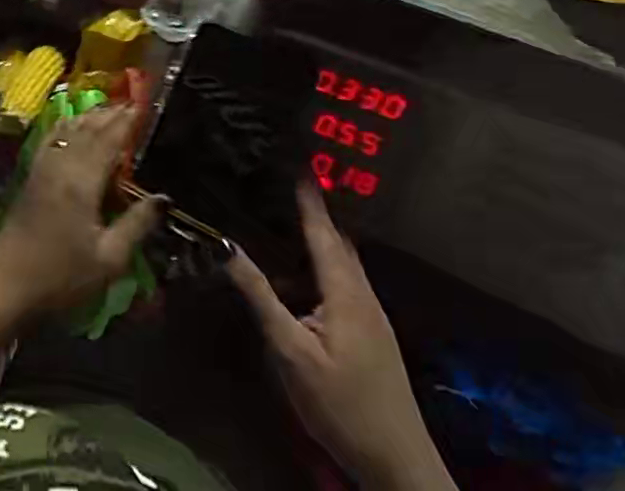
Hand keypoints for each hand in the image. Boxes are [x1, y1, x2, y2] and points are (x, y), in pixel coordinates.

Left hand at [0, 106, 160, 312]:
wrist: (10, 279)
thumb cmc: (64, 275)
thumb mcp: (110, 258)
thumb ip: (136, 224)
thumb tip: (163, 198)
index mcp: (81, 183)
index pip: (108, 142)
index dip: (126, 123)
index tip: (144, 107)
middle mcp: (60, 166)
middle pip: (87, 130)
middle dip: (110, 114)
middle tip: (133, 102)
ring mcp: (42, 168)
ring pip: (67, 131)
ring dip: (89, 117)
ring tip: (109, 108)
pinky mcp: (32, 175)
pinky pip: (50, 140)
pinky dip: (65, 126)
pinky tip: (72, 123)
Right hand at [226, 184, 455, 490]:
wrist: (398, 465)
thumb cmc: (340, 404)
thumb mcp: (291, 351)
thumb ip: (260, 296)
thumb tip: (226, 246)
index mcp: (347, 294)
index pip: (323, 233)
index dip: (309, 199)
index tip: (296, 164)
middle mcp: (363, 296)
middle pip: (337, 243)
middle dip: (313, 211)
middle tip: (281, 183)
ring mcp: (369, 316)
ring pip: (338, 264)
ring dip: (314, 238)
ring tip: (279, 217)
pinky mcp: (366, 333)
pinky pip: (338, 283)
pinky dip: (315, 264)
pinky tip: (292, 272)